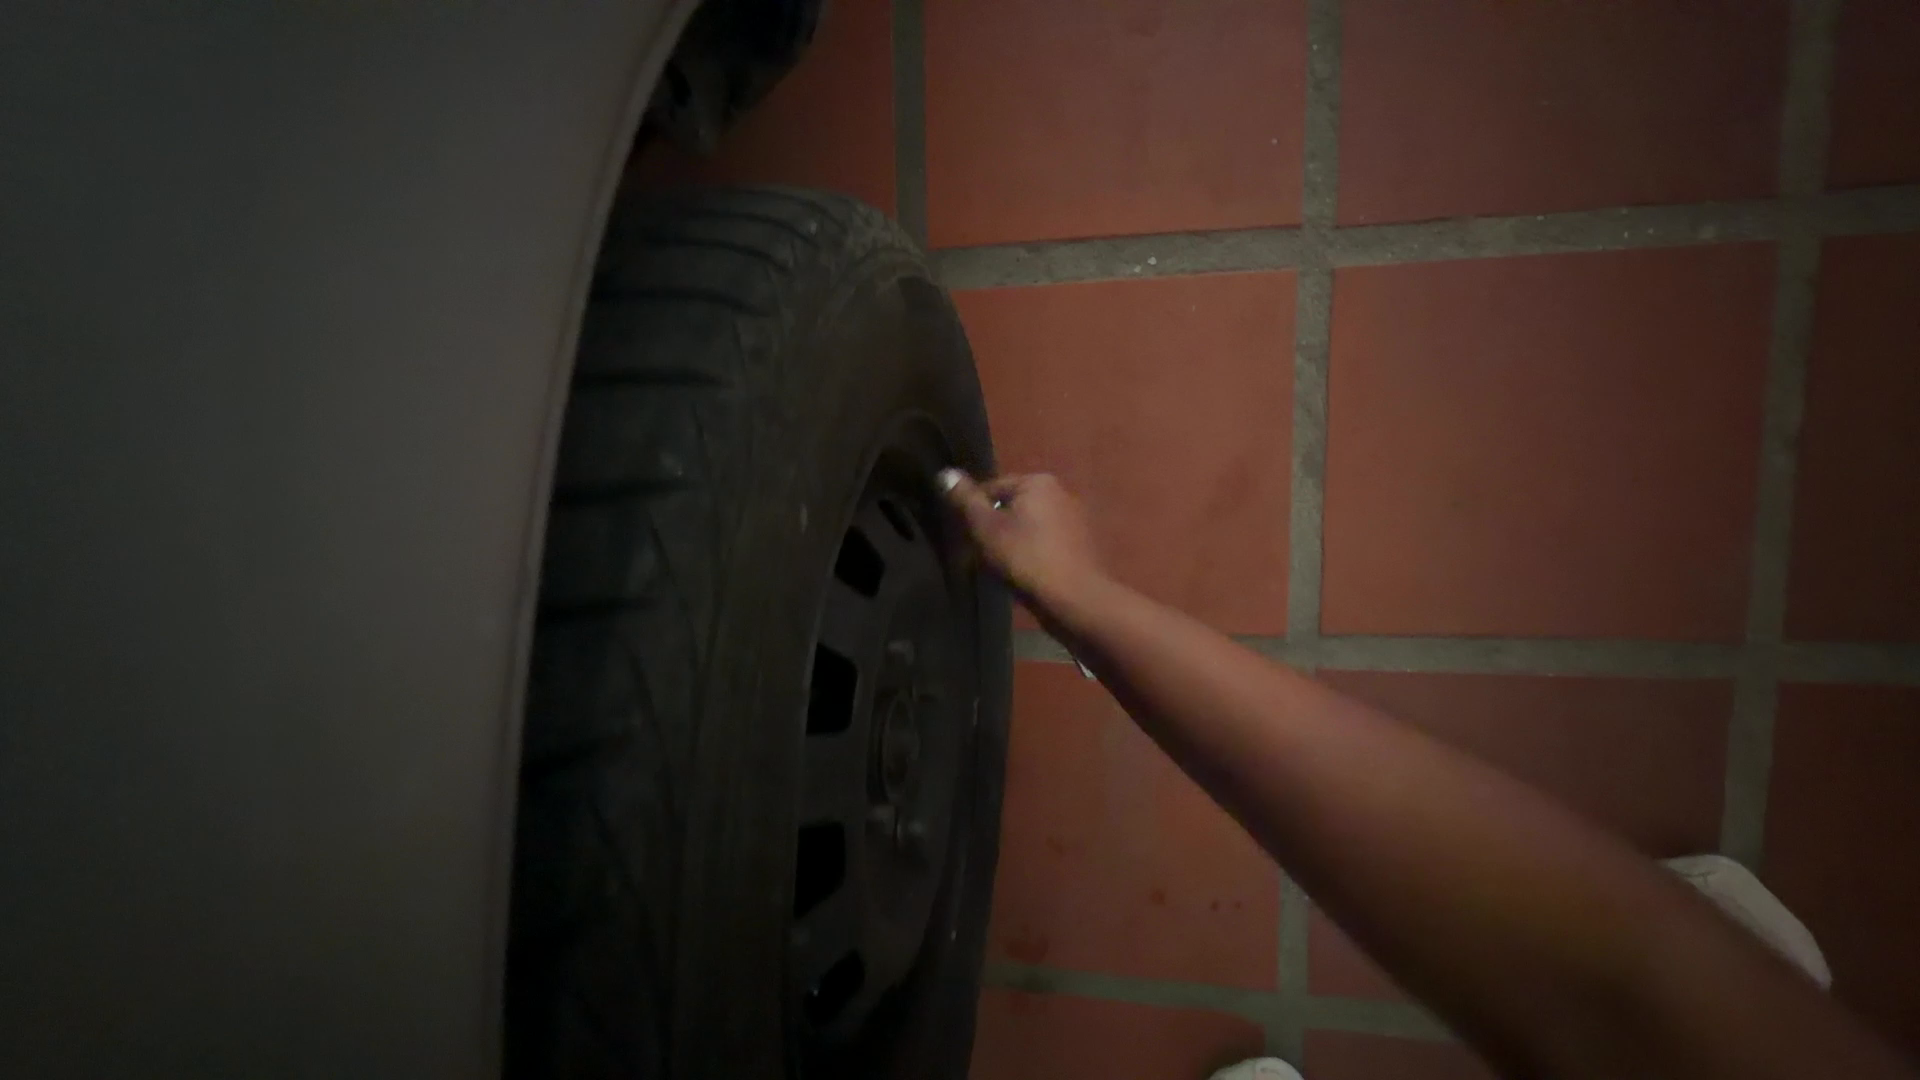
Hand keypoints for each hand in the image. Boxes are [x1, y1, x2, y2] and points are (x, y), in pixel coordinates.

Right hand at [938, 470, 1107, 611]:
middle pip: (1010, 508)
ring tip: (998, 570)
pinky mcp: (1079, 544)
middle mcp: (1060, 492)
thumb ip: (965, 499)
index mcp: (1038, 481)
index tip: (964, 538)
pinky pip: (1043, 543)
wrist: (1074, 598)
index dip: (972, 513)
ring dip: (1009, 544)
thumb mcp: (986, 528)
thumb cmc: (1025, 558)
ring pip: (1026, 528)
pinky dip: (1029, 554)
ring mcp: (1073, 519)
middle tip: (977, 557)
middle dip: (992, 530)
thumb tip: (946, 473)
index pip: (991, 489)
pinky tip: (1022, 575)